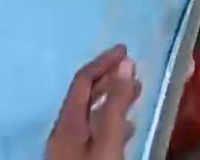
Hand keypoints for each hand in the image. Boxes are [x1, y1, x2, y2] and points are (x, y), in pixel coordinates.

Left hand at [46, 45, 141, 159]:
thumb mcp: (109, 143)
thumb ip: (117, 103)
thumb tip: (125, 62)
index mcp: (65, 126)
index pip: (82, 81)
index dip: (104, 61)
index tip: (128, 50)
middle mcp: (61, 137)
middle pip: (83, 97)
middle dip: (110, 79)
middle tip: (135, 70)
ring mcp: (66, 155)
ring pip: (89, 116)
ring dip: (112, 100)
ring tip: (137, 94)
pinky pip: (92, 135)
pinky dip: (110, 122)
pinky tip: (128, 129)